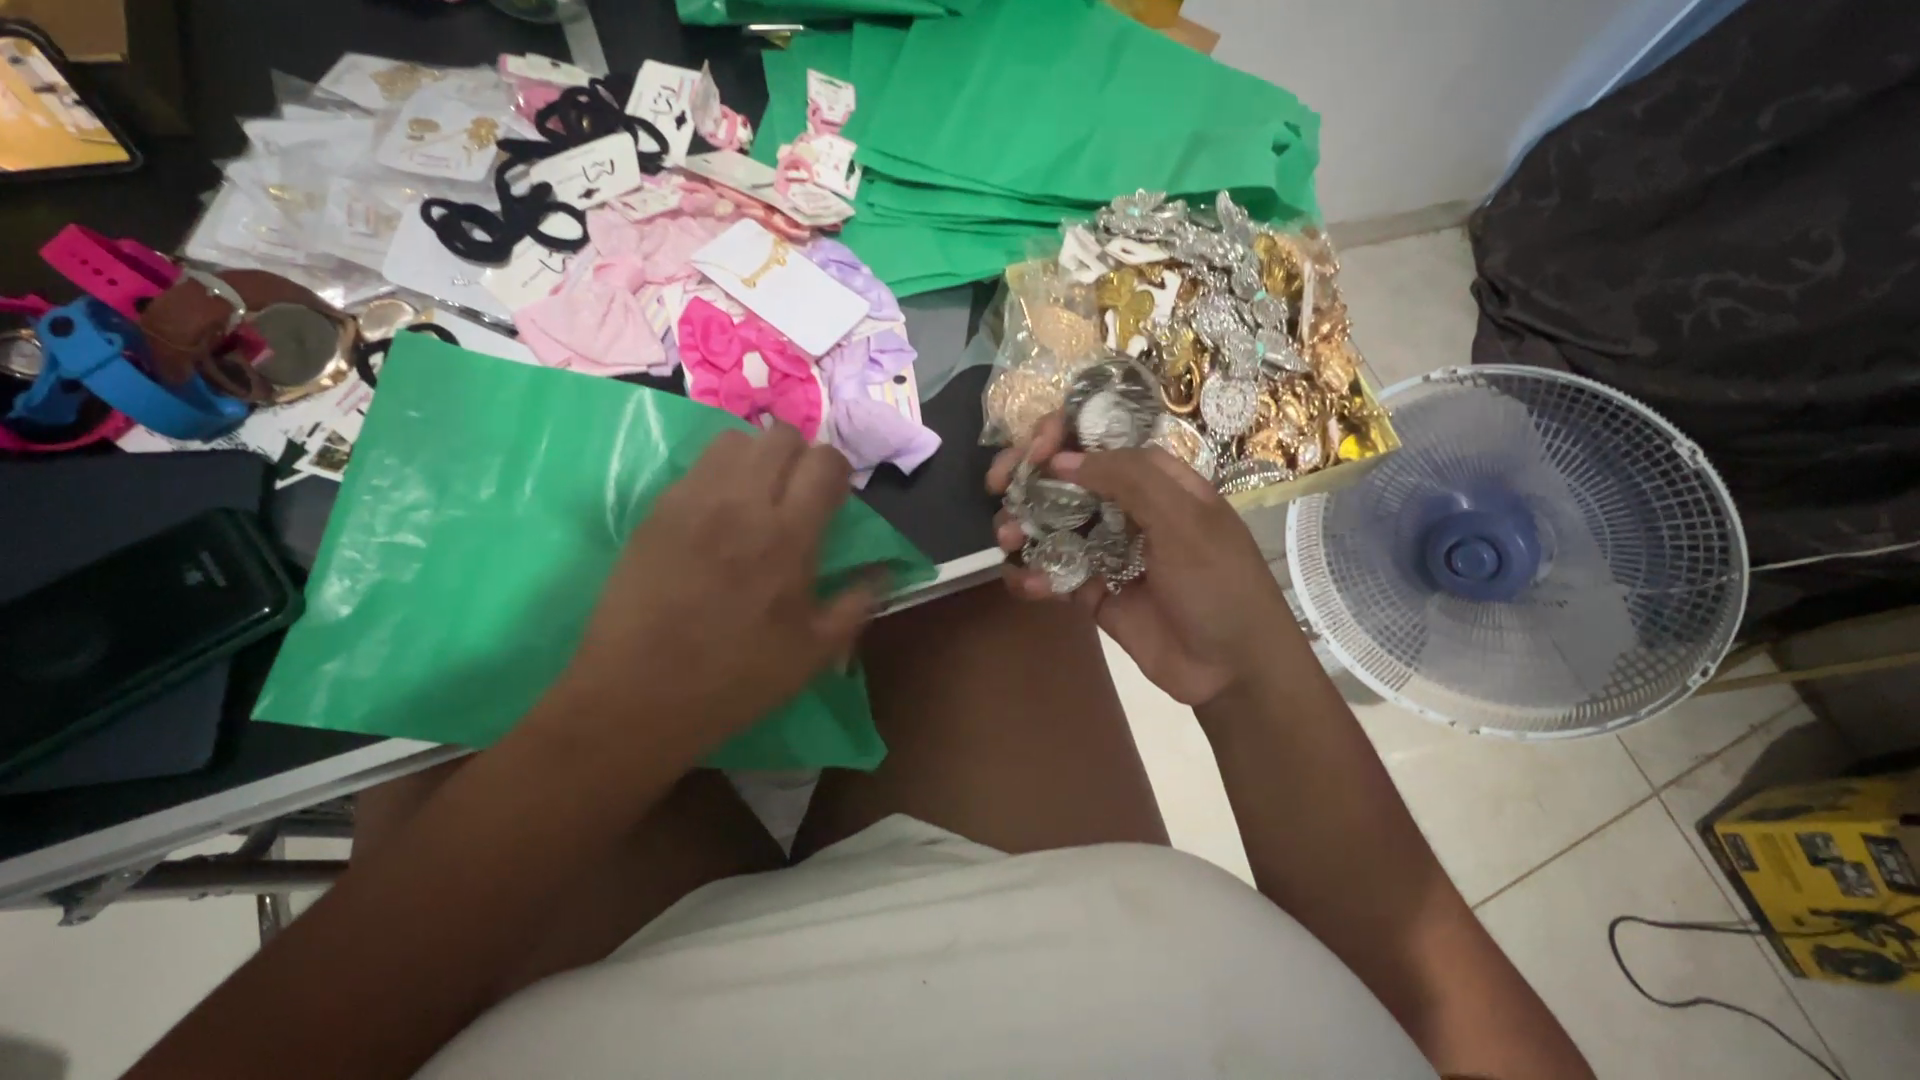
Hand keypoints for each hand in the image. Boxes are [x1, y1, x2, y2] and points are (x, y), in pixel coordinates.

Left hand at [554, 425, 876, 754]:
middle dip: (800, 456)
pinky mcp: (657, 510)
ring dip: (756, 458)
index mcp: (787, 537)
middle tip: (797, 494)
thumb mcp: (813, 655)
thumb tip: (884, 573)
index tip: (835, 498)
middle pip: (781, 436)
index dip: (838, 472)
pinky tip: (717, 515)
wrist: (637, 694)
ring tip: (756, 496)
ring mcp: (693, 501)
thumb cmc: (734, 680)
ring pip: (734, 440)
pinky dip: (718, 475)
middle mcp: (741, 503)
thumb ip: (855, 604)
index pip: (825, 463)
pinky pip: (696, 466)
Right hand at [988, 414, 1297, 705]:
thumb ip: (1127, 480)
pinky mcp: (1094, 593)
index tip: (1033, 453)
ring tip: (1008, 539)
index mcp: (1158, 482)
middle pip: (1068, 480)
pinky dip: (1033, 576)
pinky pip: (1054, 575)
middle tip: (999, 486)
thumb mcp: (1184, 521)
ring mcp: (1109, 552)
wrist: (1233, 668)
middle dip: (1029, 479)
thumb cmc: (1219, 583)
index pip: (1101, 443)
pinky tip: (1028, 584)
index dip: (1061, 437)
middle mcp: (1129, 511)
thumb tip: (1059, 460)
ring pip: (1053, 527)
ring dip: (1024, 526)